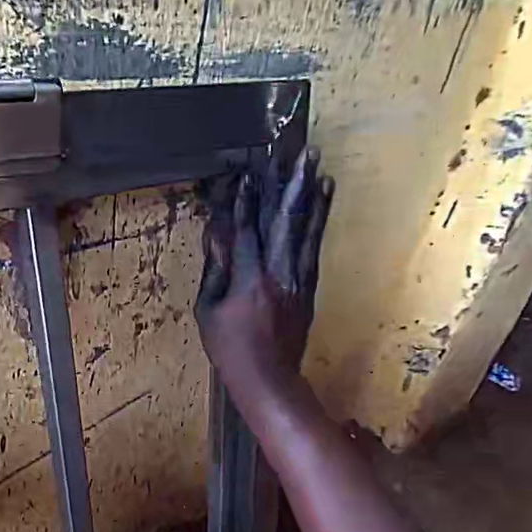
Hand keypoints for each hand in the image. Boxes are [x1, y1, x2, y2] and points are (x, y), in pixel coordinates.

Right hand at [195, 150, 333, 397]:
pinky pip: (314, 245)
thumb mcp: (209, 310)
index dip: (244, 201)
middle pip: (283, 220)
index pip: (246, 230)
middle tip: (296, 153)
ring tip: (316, 165)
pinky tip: (323, 199)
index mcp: (248, 280)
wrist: (268, 378)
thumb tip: (217, 235)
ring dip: (309, 194)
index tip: (245, 173)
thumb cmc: (231, 348)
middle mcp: (279, 273)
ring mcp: (298, 279)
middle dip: (288, 184)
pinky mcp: (309, 286)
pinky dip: (318, 219)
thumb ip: (215, 270)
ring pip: (305, 229)